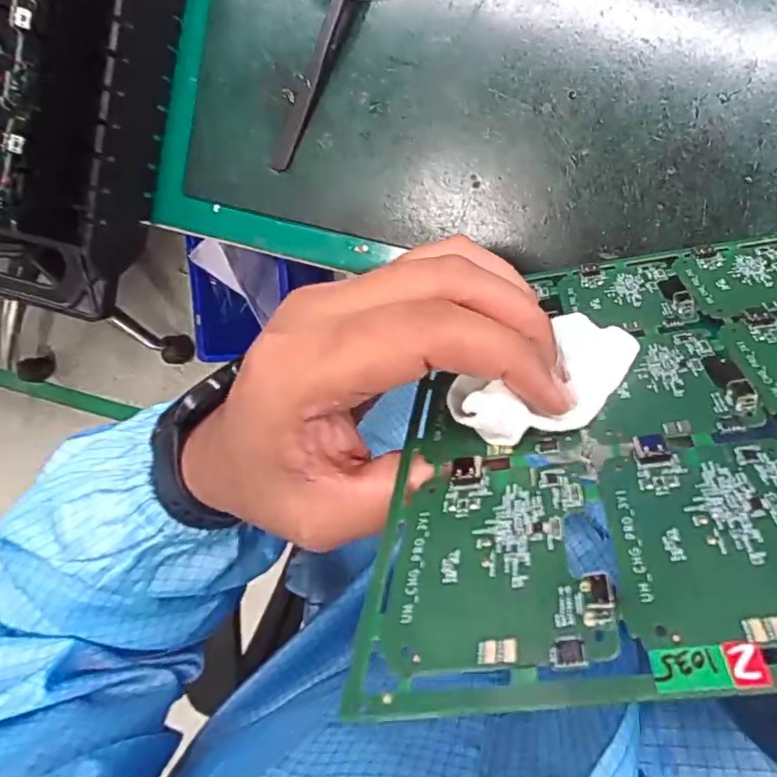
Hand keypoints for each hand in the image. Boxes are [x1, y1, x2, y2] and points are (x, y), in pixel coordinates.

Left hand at [180, 237, 571, 551]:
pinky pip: (430, 264)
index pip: (424, 328)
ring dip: (505, 293)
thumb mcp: (321, 518)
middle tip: (555, 371)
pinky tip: (502, 322)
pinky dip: (481, 285)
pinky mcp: (355, 290)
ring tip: (538, 347)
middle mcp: (325, 308)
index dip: (501, 351)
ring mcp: (339, 290)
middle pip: (442, 278)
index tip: (548, 395)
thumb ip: (393, 495)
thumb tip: (466, 453)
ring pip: (442, 257)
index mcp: (311, 363)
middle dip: (517, 318)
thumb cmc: (262, 479)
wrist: (220, 443)